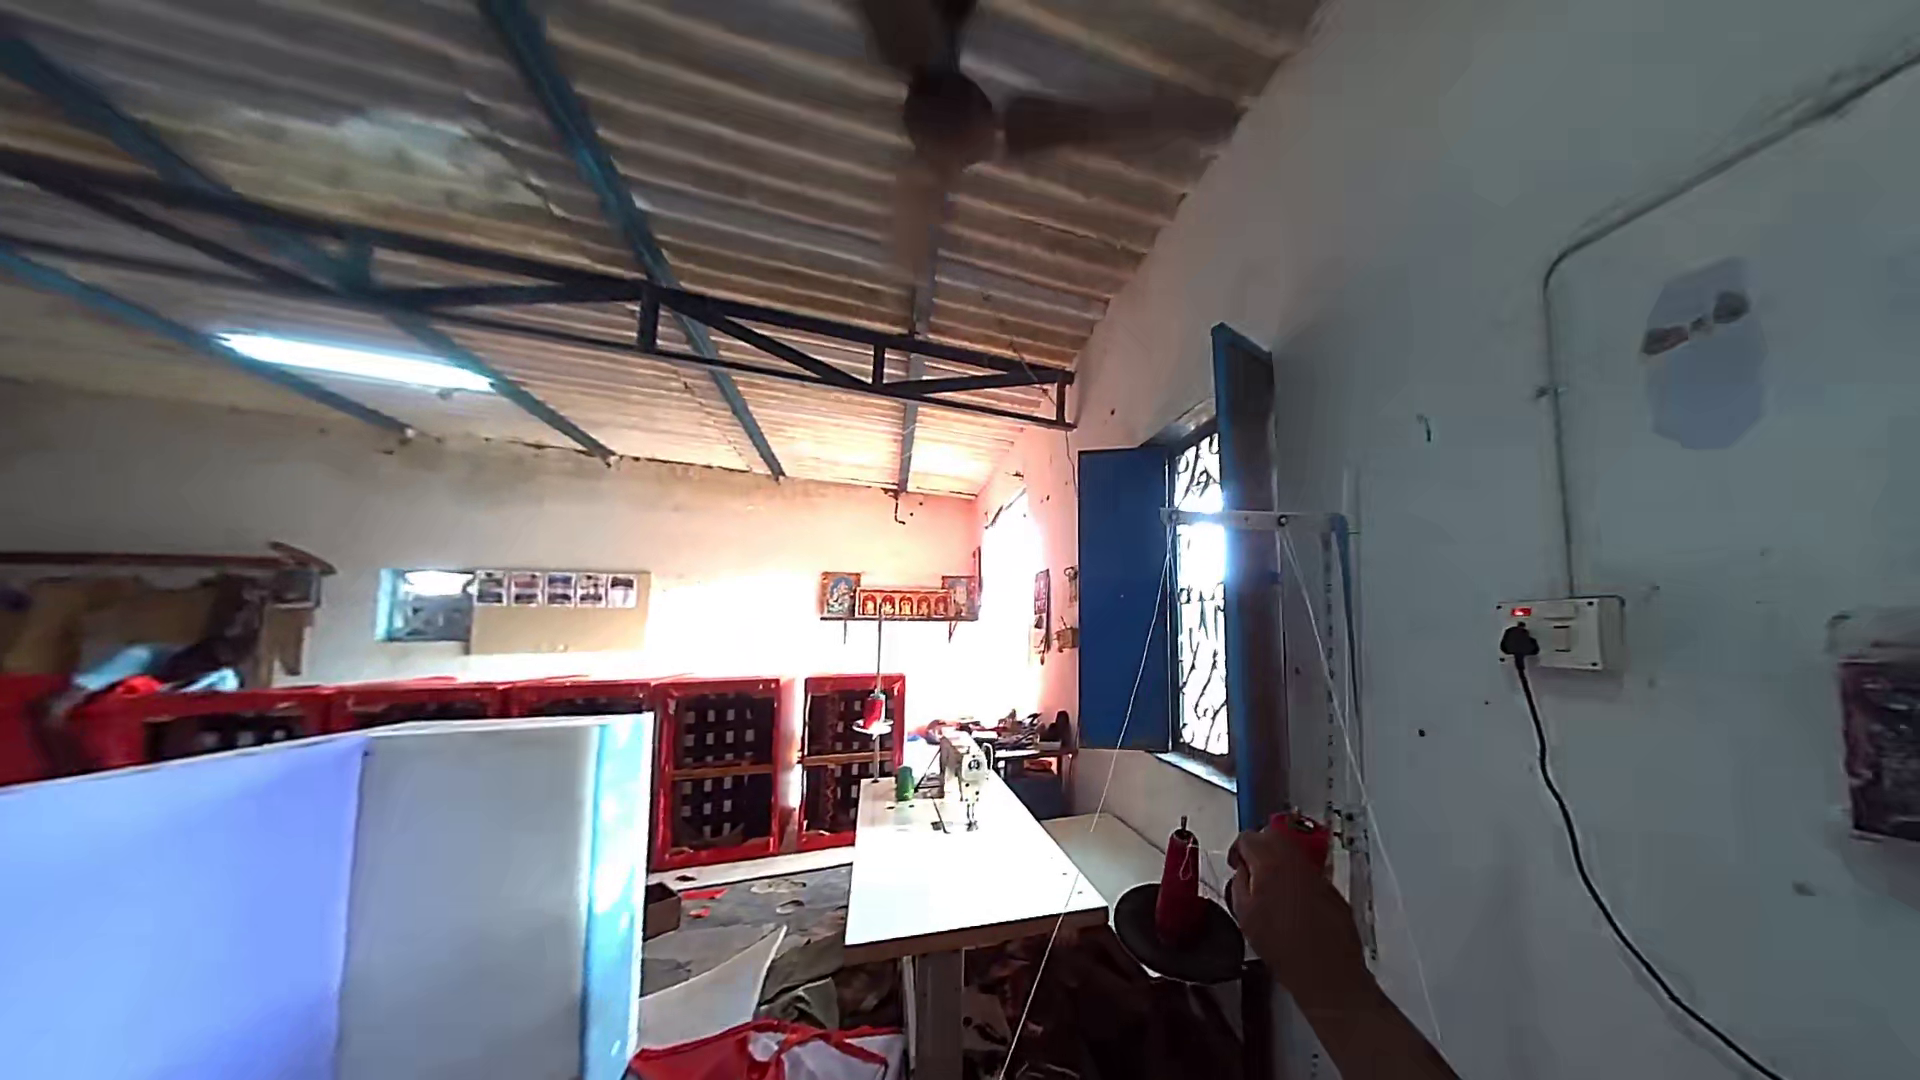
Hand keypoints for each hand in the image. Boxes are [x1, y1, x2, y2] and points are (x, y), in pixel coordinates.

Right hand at [1228, 823, 1368, 1005]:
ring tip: (1272, 885)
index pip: (1248, 837)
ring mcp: (1317, 875)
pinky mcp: (1333, 891)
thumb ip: (1239, 884)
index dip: (1237, 850)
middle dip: (1259, 846)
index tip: (1235, 866)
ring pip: (1293, 851)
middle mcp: (1295, 861)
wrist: (1328, 976)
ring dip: (1279, 859)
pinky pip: (1309, 873)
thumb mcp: (1244, 914)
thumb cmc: (1280, 946)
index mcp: (1269, 862)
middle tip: (1252, 868)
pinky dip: (1298, 877)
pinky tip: (1294, 903)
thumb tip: (1243, 872)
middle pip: (1273, 835)